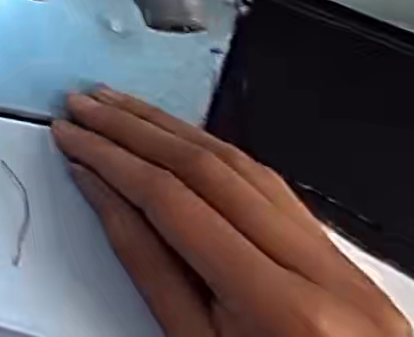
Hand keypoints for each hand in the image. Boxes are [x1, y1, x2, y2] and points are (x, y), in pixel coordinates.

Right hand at [53, 88, 410, 336]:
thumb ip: (143, 261)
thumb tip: (94, 182)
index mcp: (283, 311)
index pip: (173, 199)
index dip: (110, 157)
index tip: (69, 135)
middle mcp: (323, 275)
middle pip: (205, 168)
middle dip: (130, 127)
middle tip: (81, 104)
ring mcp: (343, 264)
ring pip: (238, 163)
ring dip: (165, 125)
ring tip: (115, 102)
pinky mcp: (344, 259)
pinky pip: (268, 184)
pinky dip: (209, 149)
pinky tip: (174, 132)